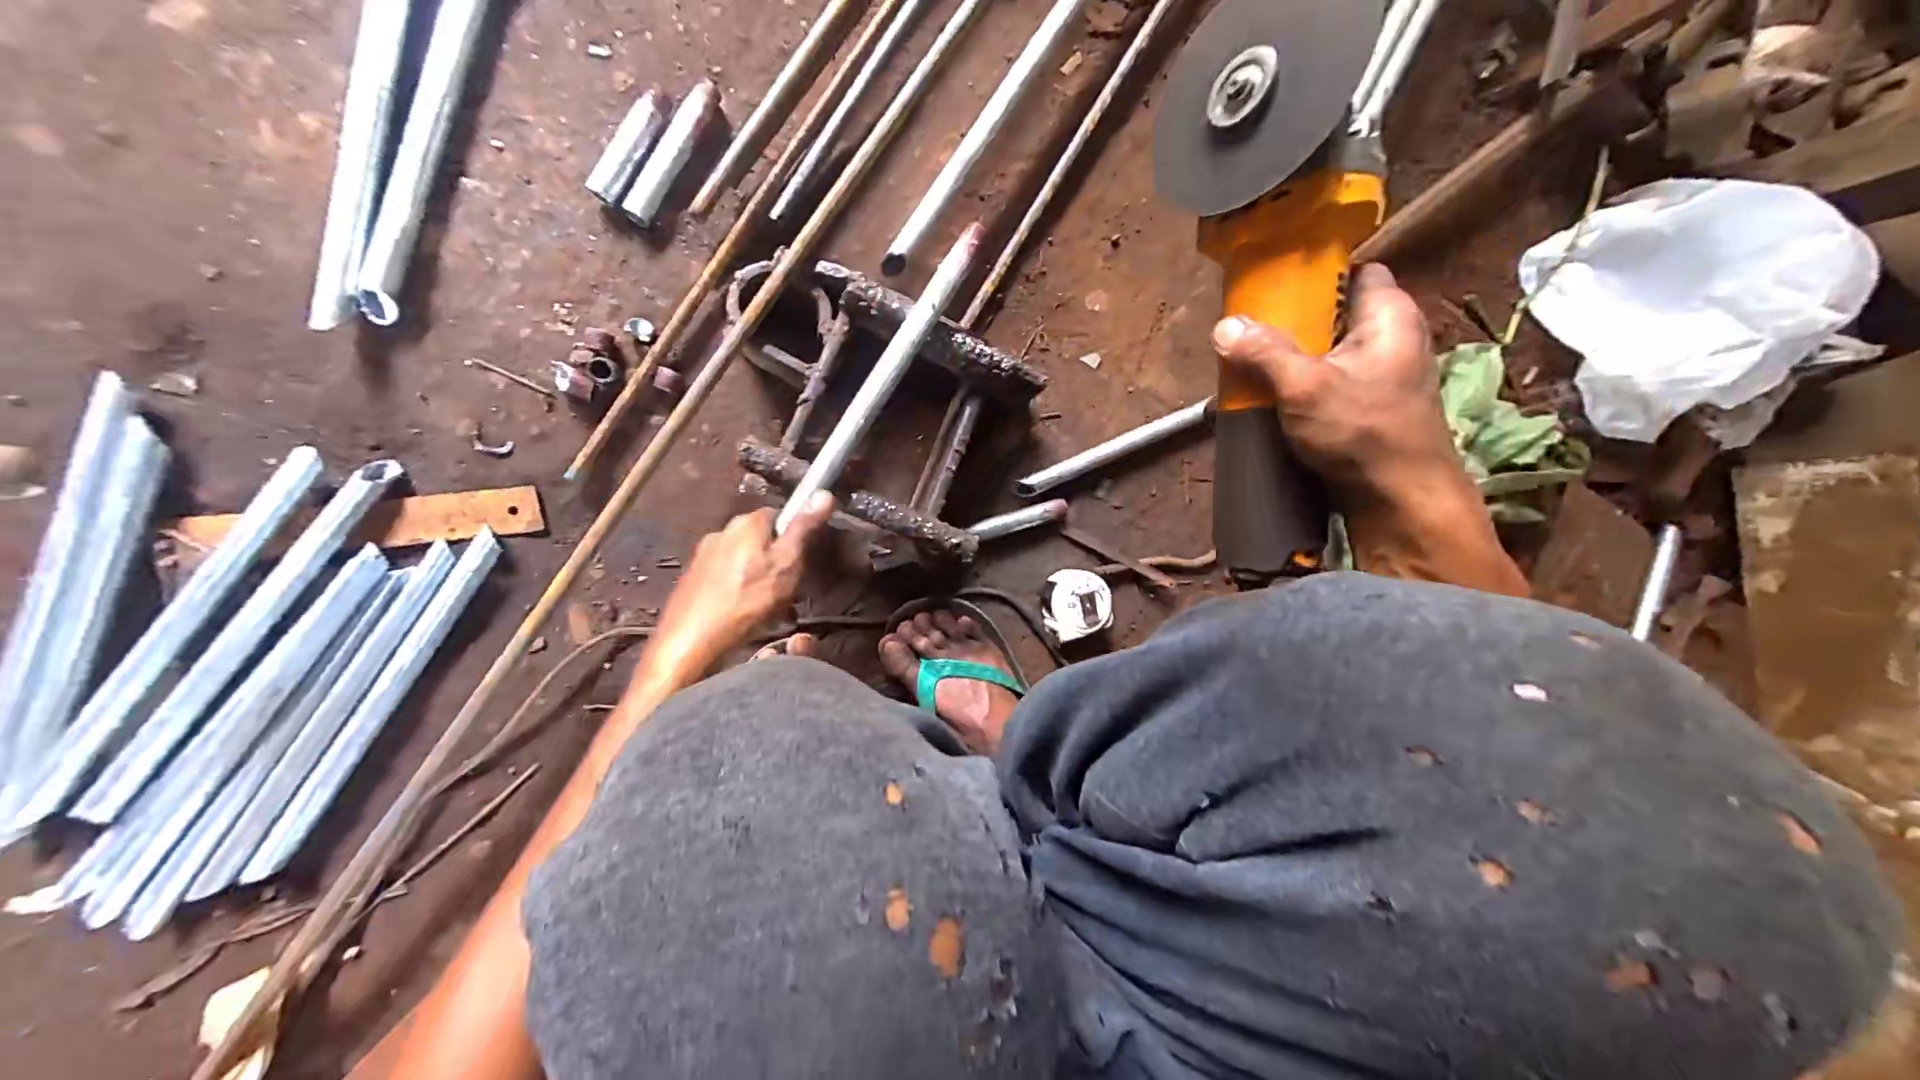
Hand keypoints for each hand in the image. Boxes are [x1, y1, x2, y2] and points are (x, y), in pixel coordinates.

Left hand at [650, 492, 836, 675]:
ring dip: (760, 581)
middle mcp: (722, 531)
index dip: (795, 537)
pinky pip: (727, 579)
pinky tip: (746, 617)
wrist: (691, 640)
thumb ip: (804, 529)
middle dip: (777, 563)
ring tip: (769, 612)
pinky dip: (740, 593)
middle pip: (761, 540)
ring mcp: (704, 556)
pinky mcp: (693, 579)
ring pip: (744, 562)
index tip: (802, 562)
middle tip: (789, 593)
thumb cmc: (746, 602)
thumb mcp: (787, 564)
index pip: (780, 514)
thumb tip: (823, 494)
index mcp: (746, 522)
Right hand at [1211, 262, 1467, 514]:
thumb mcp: (1305, 386)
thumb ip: (1264, 353)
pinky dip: (1299, 389)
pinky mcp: (1367, 409)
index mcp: (1389, 316)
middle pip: (1333, 315)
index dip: (1318, 273)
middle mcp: (1391, 339)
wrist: (1399, 500)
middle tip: (1249, 331)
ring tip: (1249, 367)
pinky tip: (1269, 401)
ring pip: (1327, 354)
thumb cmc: (1362, 431)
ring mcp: (1380, 377)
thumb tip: (1224, 326)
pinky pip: (1326, 384)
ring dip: (1290, 361)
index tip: (1275, 284)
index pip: (1356, 271)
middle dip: (1291, 323)